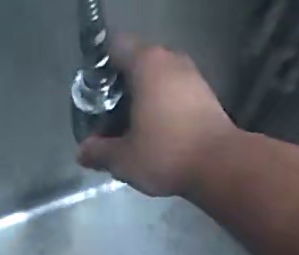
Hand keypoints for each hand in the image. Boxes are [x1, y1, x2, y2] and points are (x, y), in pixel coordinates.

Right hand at [78, 38, 239, 197]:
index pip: (115, 46)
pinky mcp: (203, 93)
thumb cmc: (164, 153)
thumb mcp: (123, 159)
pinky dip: (159, 106)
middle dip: (119, 88)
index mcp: (146, 64)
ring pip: (156, 79)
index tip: (93, 95)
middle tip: (107, 118)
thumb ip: (99, 152)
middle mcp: (170, 59)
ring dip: (140, 99)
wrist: (217, 163)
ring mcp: (191, 74)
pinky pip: (172, 92)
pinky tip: (152, 133)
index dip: (100, 68)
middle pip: (136, 63)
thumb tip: (82, 152)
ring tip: (129, 130)